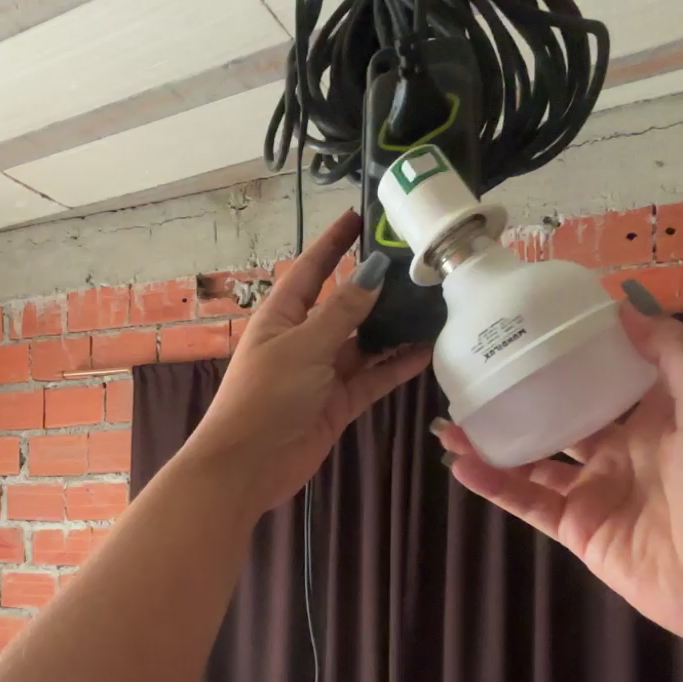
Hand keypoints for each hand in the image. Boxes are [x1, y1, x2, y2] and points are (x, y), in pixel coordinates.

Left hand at [181, 210, 431, 511]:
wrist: (248, 465)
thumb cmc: (265, 396)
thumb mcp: (304, 345)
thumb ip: (343, 311)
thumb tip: (374, 270)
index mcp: (282, 316)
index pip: (312, 269)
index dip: (334, 243)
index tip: (360, 216)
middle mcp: (303, 339)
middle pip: (345, 305)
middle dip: (377, 286)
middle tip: (419, 263)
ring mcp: (322, 373)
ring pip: (365, 343)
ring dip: (394, 328)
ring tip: (434, 304)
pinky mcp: (339, 403)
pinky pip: (373, 378)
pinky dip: (397, 366)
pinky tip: (427, 351)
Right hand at [436, 297, 682, 649]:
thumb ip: (674, 354)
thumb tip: (622, 305)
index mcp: (658, 415)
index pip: (608, 374)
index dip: (574, 352)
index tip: (535, 327)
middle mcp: (622, 449)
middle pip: (561, 415)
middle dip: (521, 397)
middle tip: (476, 376)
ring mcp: (595, 491)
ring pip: (533, 459)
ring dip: (493, 441)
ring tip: (449, 422)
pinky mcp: (576, 529)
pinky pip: (528, 501)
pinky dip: (494, 484)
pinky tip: (461, 464)